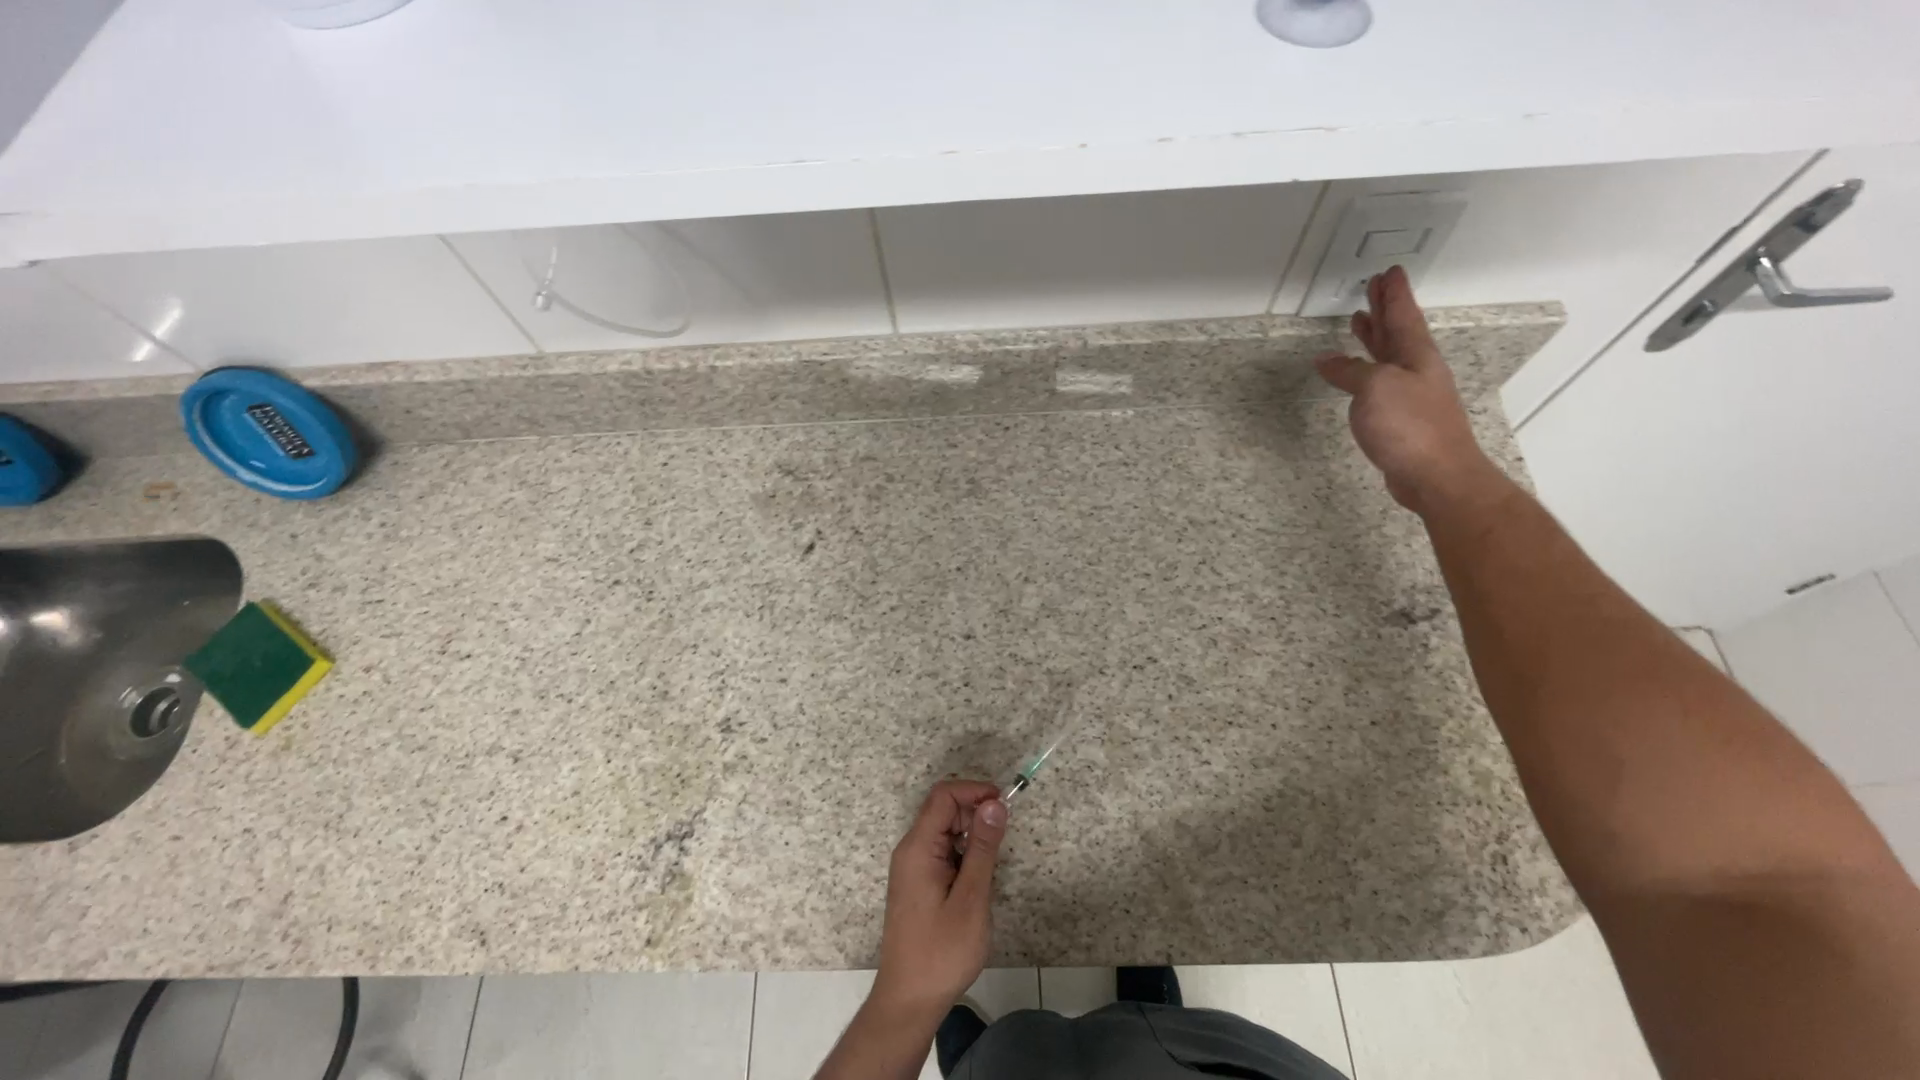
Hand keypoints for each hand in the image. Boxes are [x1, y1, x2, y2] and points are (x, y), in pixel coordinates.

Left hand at [872, 780, 1010, 1017]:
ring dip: (972, 837)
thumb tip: (995, 804)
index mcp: (918, 848)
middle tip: (1004, 839)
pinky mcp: (918, 884)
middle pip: (943, 810)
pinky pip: (943, 853)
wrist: (909, 999)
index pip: (943, 796)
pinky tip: (978, 881)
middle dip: (976, 813)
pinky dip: (964, 855)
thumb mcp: (971, 898)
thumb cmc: (941, 951)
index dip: (975, 791)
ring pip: (945, 832)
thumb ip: (983, 848)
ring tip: (992, 867)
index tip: (1006, 806)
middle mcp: (911, 851)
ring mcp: (913, 868)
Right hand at [1314, 265, 1499, 514]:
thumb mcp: (1374, 389)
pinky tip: (1353, 374)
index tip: (1389, 272)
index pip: (1403, 316)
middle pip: (1398, 332)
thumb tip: (1326, 360)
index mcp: (1416, 356)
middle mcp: (1417, 370)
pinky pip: (1381, 382)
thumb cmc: (1409, 426)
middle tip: (1374, 287)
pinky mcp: (1402, 419)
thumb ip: (1349, 371)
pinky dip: (1366, 369)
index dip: (1394, 295)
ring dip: (1375, 338)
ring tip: (1361, 322)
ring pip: (1389, 356)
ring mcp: (1411, 395)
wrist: (1436, 476)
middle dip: (1385, 310)